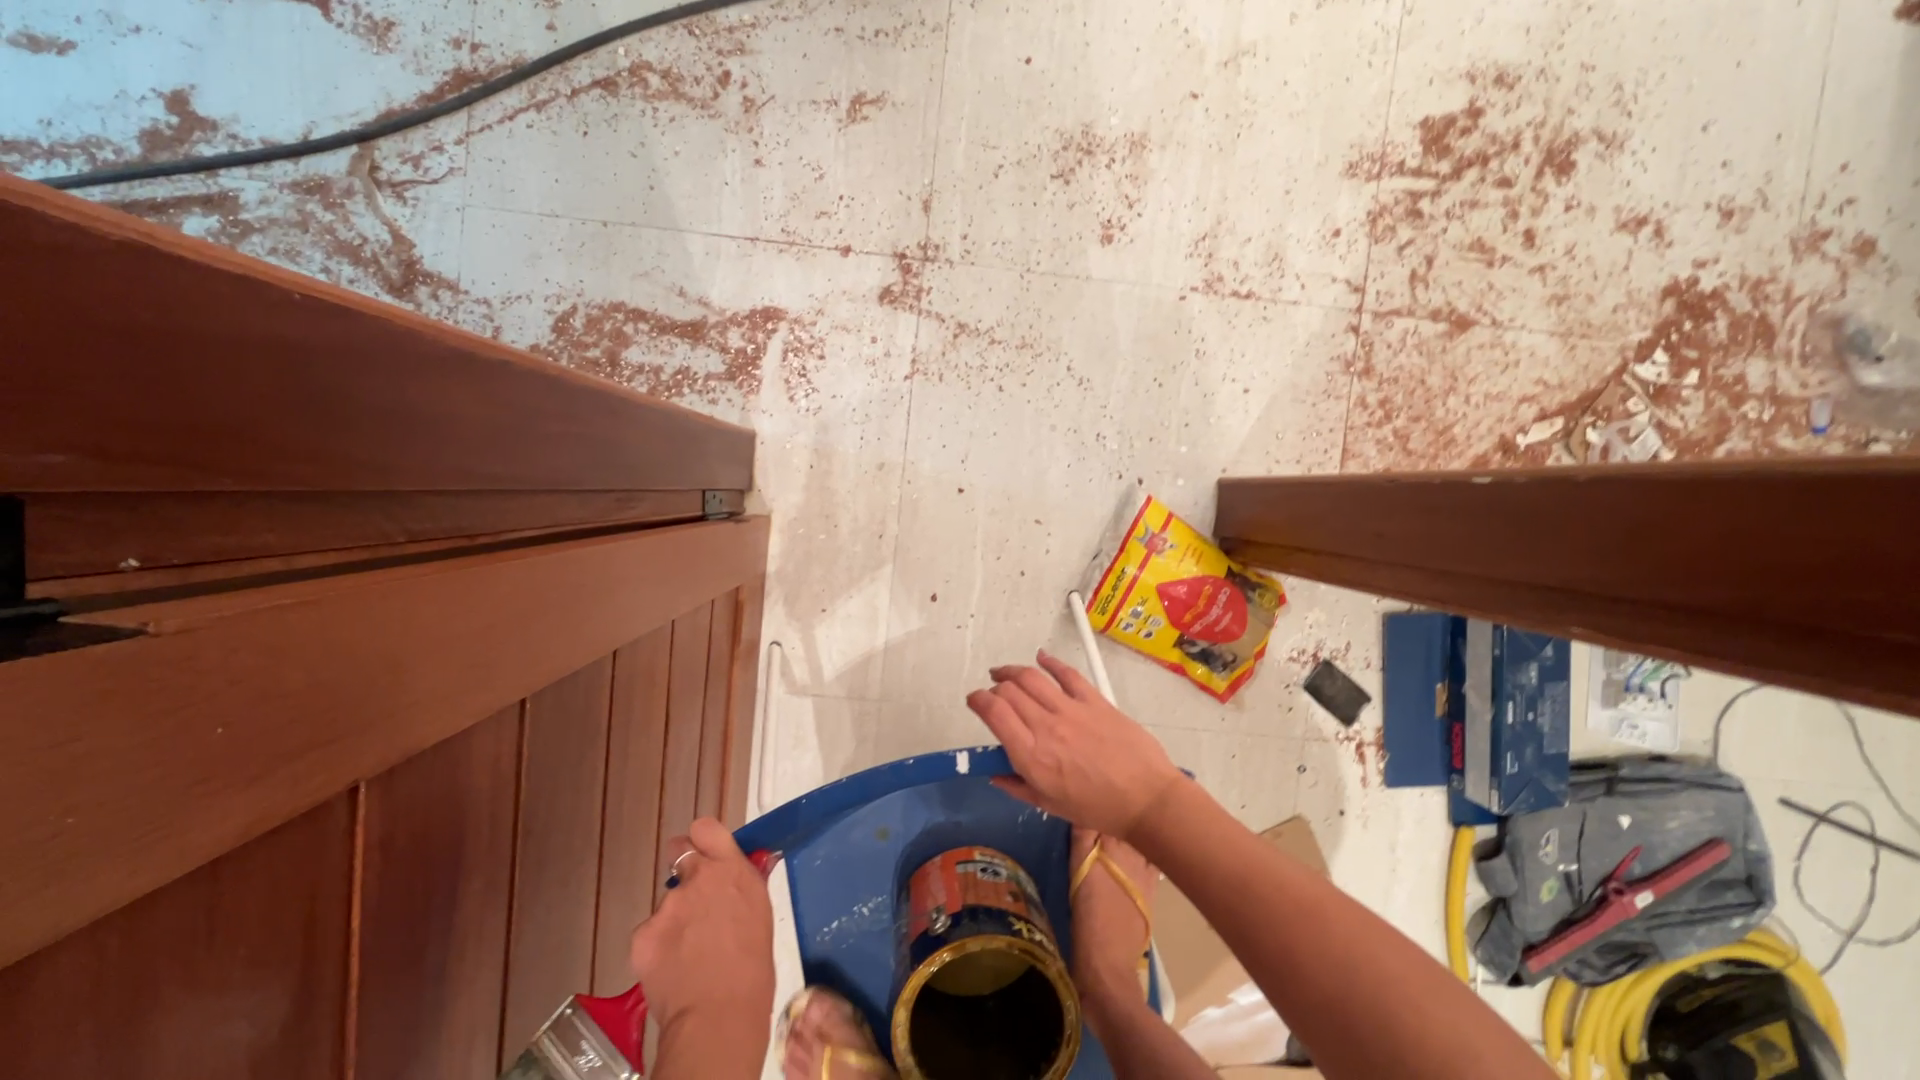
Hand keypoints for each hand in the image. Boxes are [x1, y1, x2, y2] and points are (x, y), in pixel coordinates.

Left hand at [629, 818, 775, 1034]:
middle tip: (693, 899)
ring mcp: (666, 906)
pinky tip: (673, 971)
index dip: (703, 840)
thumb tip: (740, 878)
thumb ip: (744, 889)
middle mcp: (697, 878)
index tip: (707, 855)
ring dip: (676, 920)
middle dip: (683, 867)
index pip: (706, 828)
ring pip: (668, 904)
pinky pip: (651, 934)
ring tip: (690, 956)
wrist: (718, 1015)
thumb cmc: (755, 969)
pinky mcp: (643, 935)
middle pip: (678, 850)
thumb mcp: (761, 916)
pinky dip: (659, 949)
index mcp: (732, 871)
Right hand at [965, 650, 1184, 838]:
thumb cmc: (1097, 808)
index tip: (974, 701)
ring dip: (1012, 671)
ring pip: (1032, 678)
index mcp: (1031, 756)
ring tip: (1003, 673)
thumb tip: (994, 774)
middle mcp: (1046, 726)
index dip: (977, 701)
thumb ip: (1017, 787)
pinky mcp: (1095, 700)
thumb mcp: (1050, 805)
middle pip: (1008, 691)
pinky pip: (1067, 674)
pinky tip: (1040, 657)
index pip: (993, 713)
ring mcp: (1072, 709)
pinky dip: (1050, 662)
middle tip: (993, 695)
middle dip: (993, 689)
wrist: (1146, 799)